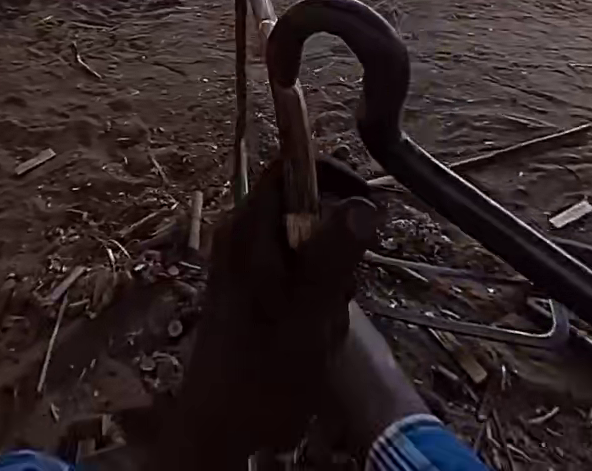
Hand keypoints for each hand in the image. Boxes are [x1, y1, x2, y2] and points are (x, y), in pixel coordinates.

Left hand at [154, 159, 380, 468]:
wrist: (222, 422)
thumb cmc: (264, 368)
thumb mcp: (310, 310)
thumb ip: (335, 254)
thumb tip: (367, 203)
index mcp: (247, 224)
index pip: (287, 169)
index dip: (330, 174)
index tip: (368, 202)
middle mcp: (242, 231)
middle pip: (301, 206)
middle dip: (334, 240)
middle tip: (344, 285)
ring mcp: (244, 256)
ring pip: (304, 241)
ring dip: (328, 274)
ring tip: (326, 318)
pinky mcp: (251, 282)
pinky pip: (295, 267)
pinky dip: (316, 290)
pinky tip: (316, 328)